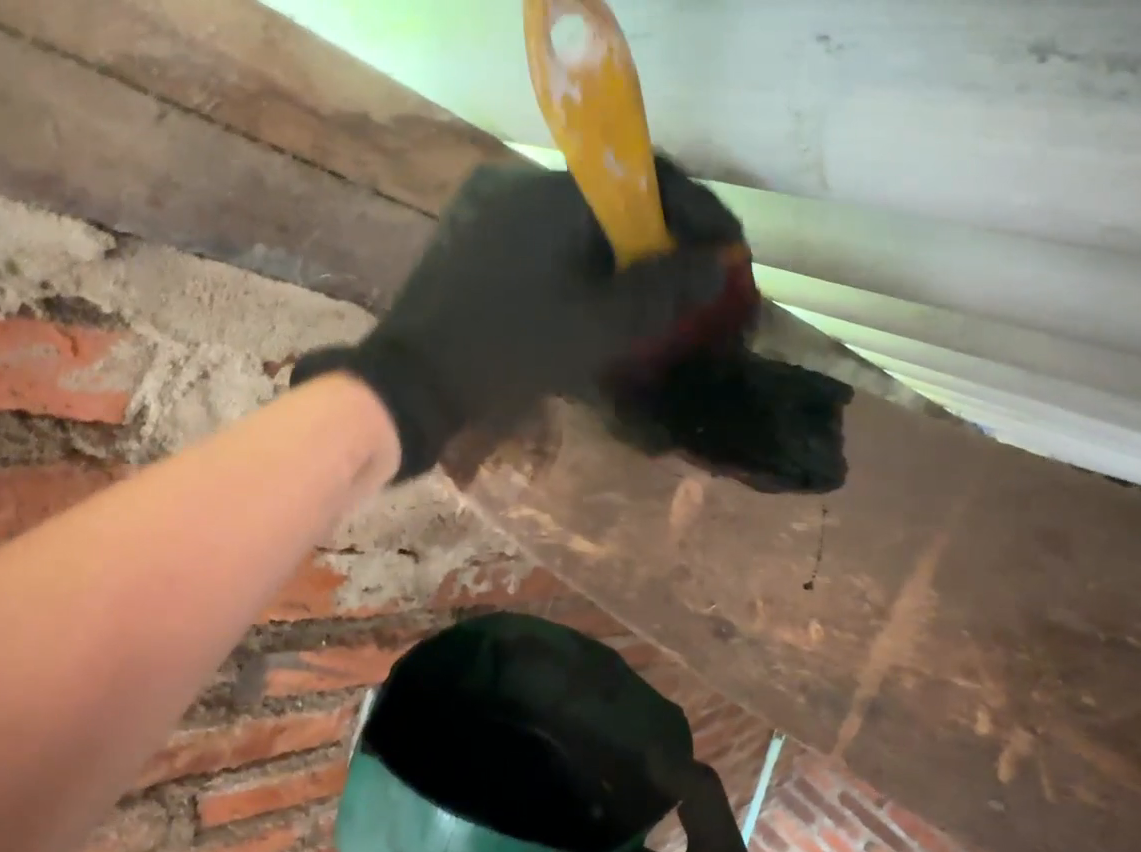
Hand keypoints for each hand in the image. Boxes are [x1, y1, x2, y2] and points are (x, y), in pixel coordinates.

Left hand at [291, 158, 743, 478]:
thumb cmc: (509, 353)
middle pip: (615, 199)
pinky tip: (591, 299)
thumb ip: (666, 290)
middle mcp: (524, 185)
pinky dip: (579, 264)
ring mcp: (492, 211)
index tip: (730, 252)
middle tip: (692, 279)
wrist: (411, 383)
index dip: (700, 214)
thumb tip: (720, 263)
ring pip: (578, 222)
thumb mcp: (599, 329)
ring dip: (619, 253)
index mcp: (560, 193)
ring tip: (648, 295)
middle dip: (661, 237)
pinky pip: (544, 241)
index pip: (651, 179)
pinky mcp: (473, 240)